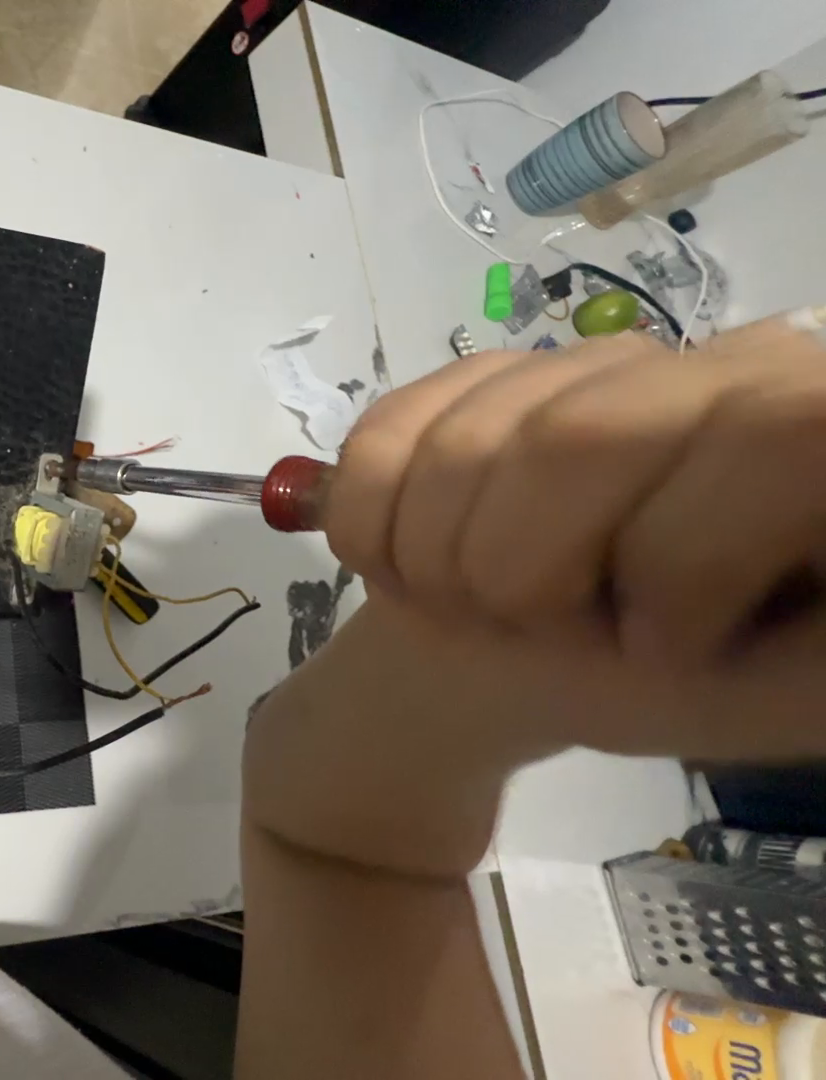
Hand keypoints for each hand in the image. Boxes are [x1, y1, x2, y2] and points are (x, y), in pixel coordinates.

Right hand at [247, 314, 825, 874]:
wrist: (512, 653)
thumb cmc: (653, 680)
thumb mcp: (782, 691)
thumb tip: (805, 570)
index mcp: (816, 443)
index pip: (776, 433)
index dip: (685, 554)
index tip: (651, 646)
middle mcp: (702, 369)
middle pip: (579, 435)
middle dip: (514, 564)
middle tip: (516, 625)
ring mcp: (565, 366)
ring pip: (464, 439)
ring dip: (431, 556)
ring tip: (452, 602)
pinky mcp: (454, 385)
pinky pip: (382, 435)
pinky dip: (367, 520)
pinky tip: (392, 562)